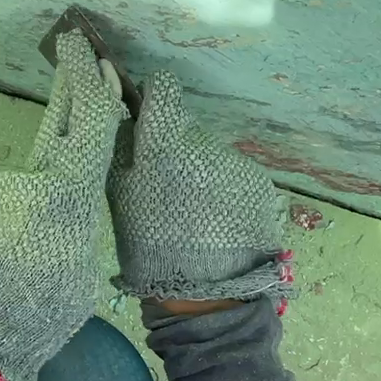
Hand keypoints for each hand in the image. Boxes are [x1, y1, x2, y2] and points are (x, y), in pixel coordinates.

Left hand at [0, 34, 125, 380]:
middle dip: (68, 86)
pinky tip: (27, 247)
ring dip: (48, 183)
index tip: (96, 55)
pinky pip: (15, 201)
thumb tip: (61, 208)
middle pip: (55, 122)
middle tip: (72, 47)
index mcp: (68, 191)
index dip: (94, 86)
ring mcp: (0, 192)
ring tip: (54, 229)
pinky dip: (27, 213)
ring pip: (35, 175)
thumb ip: (76, 223)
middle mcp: (31, 179)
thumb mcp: (81, 265)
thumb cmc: (44, 307)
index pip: (89, 124)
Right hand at [108, 73, 293, 308]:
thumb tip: (122, 111)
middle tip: (164, 187)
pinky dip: (221, 191)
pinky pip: (232, 176)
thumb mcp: (120, 196)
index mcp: (163, 143)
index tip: (145, 119)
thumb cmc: (151, 244)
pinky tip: (215, 221)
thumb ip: (121, 149)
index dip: (151, 98)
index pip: (162, 88)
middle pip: (185, 128)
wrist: (206, 292)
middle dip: (173, 148)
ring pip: (208, 154)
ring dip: (198, 171)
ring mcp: (236, 162)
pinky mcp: (260, 183)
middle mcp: (204, 142)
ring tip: (192, 212)